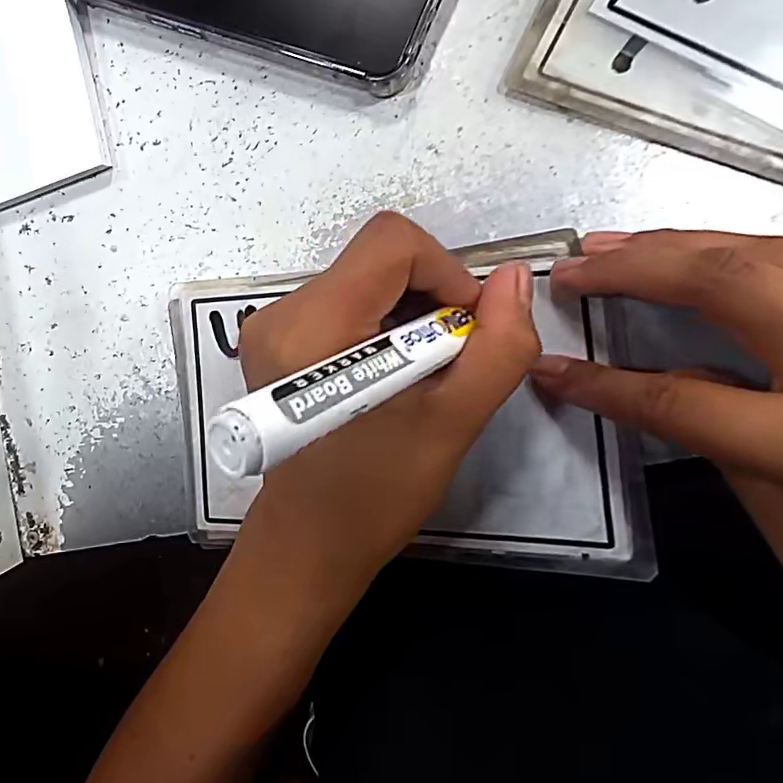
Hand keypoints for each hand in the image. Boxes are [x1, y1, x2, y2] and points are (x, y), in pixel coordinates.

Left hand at [233, 213, 541, 600]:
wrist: (309, 540)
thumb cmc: (373, 493)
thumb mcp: (452, 422)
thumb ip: (497, 346)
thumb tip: (510, 280)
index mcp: (312, 326)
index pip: (391, 242)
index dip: (445, 272)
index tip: (462, 329)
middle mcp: (280, 314)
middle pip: (377, 260)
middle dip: (428, 299)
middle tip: (444, 363)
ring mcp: (272, 327)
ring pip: (364, 279)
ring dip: (408, 316)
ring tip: (417, 377)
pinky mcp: (276, 342)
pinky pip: (344, 303)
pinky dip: (381, 326)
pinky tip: (390, 378)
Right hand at [531, 230, 782, 782]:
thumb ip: (757, 483)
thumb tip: (698, 418)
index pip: (689, 401)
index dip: (605, 385)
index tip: (549, 368)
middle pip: (741, 283)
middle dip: (642, 264)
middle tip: (575, 264)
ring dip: (688, 243)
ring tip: (619, 246)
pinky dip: (743, 259)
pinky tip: (703, 264)